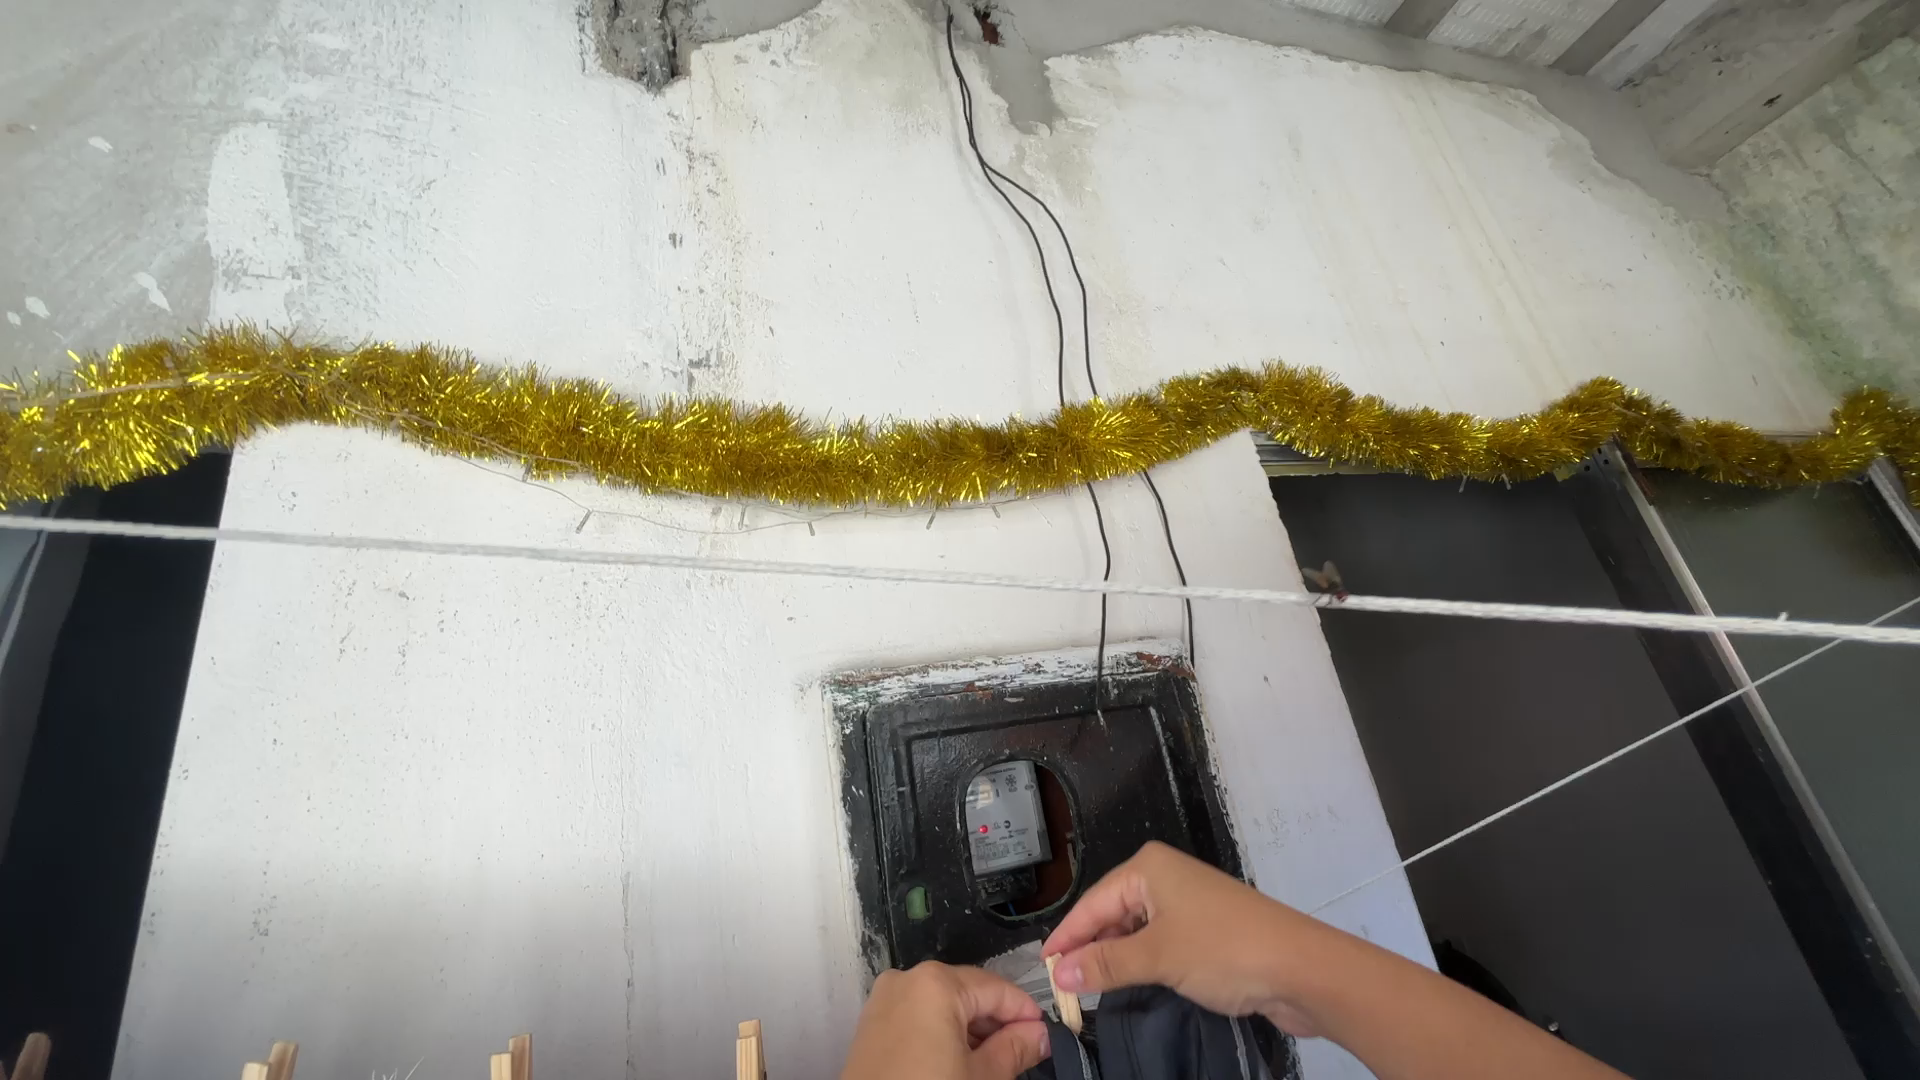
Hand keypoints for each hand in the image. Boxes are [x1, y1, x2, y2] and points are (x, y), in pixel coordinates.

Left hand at [840, 961, 1050, 1079]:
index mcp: (936, 982)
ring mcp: (885, 1000)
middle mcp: (908, 979)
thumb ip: (1014, 1050)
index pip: (995, 988)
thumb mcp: (981, 1079)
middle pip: (967, 993)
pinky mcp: (872, 1025)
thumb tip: (1039, 1034)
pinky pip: (918, 1017)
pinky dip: (942, 1034)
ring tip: (995, 1063)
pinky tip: (959, 1063)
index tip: (1046, 1034)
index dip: (1025, 1011)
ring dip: (971, 1031)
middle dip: (997, 1023)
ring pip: (942, 1006)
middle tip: (1025, 1053)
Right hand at [1041, 841, 1336, 1035]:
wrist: (1302, 968)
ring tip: (1089, 986)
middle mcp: (1164, 877)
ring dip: (1115, 956)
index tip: (1044, 966)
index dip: (1068, 935)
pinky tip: (1129, 982)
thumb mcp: (1159, 957)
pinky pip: (1159, 941)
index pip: (1094, 901)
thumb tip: (1060, 973)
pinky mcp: (1205, 929)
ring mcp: (1187, 903)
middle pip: (1112, 912)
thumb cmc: (1224, 949)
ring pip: (1135, 928)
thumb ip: (1107, 965)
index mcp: (1148, 868)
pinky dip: (1141, 961)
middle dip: (1090, 946)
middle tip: (1064, 983)